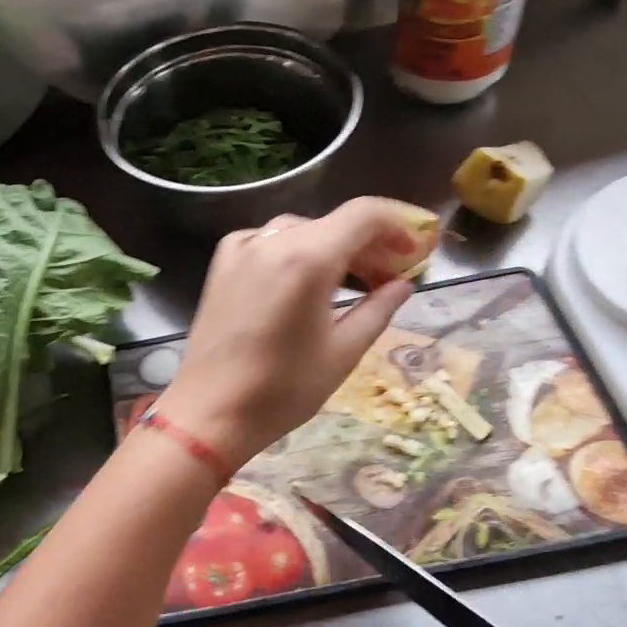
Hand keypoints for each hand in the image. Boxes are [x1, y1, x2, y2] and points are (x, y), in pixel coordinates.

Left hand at [154, 198, 420, 465]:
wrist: (210, 412)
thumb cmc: (282, 391)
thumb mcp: (342, 353)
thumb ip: (378, 309)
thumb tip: (403, 284)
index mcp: (308, 258)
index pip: (365, 214)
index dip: (398, 225)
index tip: (416, 250)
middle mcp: (273, 241)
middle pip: (334, 223)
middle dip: (368, 244)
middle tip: (391, 277)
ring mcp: (242, 250)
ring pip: (301, 232)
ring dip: (333, 248)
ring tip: (353, 284)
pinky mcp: (222, 266)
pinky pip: (268, 243)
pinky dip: (295, 253)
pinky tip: (304, 282)